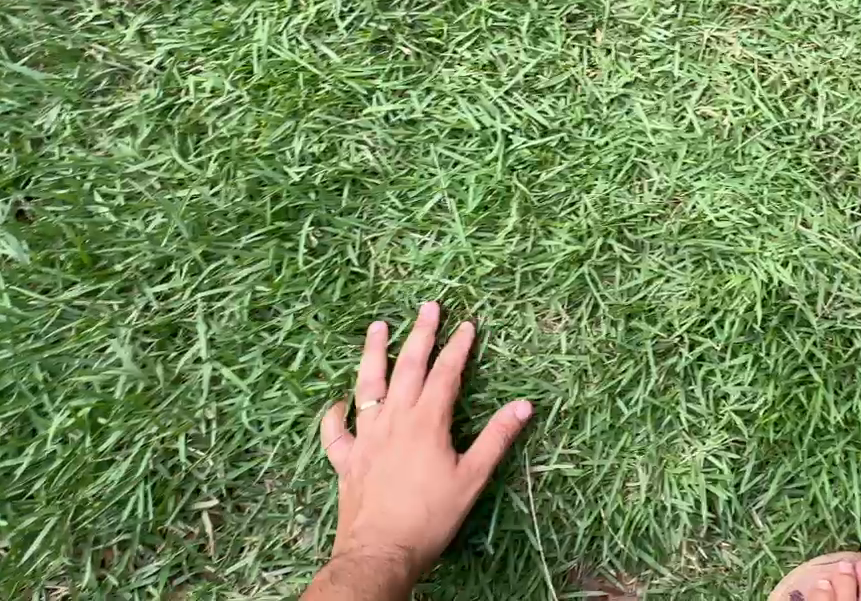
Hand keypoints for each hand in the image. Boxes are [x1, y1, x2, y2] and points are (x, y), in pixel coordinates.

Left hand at [303, 302, 533, 600]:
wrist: (379, 555)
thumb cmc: (430, 516)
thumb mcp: (472, 477)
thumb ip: (497, 438)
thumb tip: (525, 404)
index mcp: (427, 421)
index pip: (446, 373)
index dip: (458, 347)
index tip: (468, 324)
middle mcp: (394, 420)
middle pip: (408, 367)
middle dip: (420, 334)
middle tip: (428, 306)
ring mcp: (366, 438)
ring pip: (368, 386)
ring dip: (373, 354)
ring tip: (377, 327)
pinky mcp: (346, 461)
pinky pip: (335, 432)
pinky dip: (335, 414)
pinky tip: (338, 402)